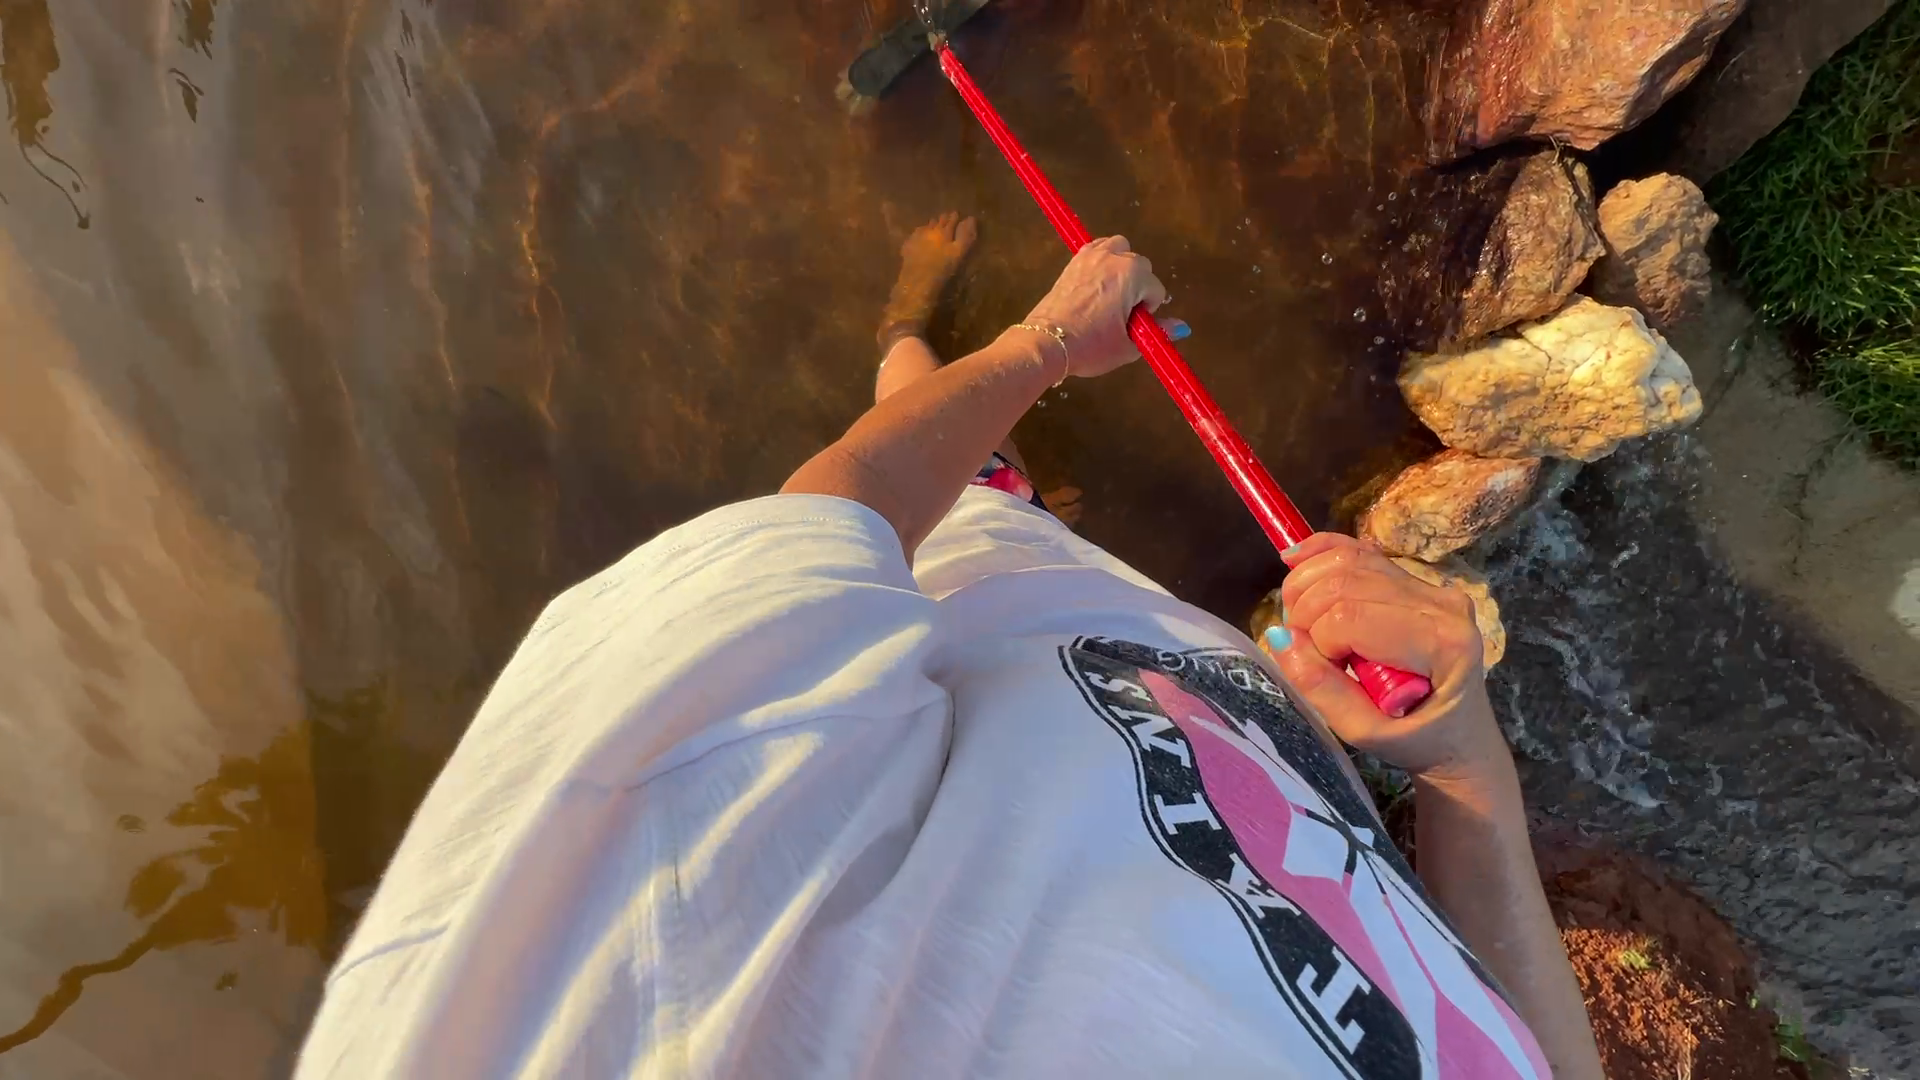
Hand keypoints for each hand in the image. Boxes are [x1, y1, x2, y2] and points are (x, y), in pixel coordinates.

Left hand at [1022, 236, 1181, 378]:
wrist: (1047, 343)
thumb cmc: (1090, 346)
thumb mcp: (1128, 346)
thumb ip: (1157, 333)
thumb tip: (1181, 327)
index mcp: (1133, 273)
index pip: (1156, 289)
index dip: (1147, 312)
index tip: (1130, 327)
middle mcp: (1115, 256)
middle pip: (1140, 267)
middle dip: (1135, 288)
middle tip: (1119, 316)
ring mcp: (1091, 255)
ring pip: (1119, 250)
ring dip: (1121, 268)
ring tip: (1109, 298)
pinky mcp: (1073, 260)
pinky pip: (1096, 251)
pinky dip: (1101, 263)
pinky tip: (1094, 288)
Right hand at [1259, 533, 1512, 787]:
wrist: (1457, 737)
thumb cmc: (1416, 741)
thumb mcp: (1366, 733)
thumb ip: (1323, 689)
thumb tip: (1281, 639)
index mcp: (1438, 644)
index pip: (1349, 618)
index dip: (1317, 641)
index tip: (1322, 670)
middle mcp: (1441, 605)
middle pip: (1342, 582)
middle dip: (1304, 611)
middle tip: (1303, 646)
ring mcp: (1430, 588)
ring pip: (1345, 561)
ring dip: (1305, 585)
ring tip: (1302, 621)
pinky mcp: (1414, 581)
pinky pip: (1358, 552)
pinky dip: (1320, 552)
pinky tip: (1294, 558)